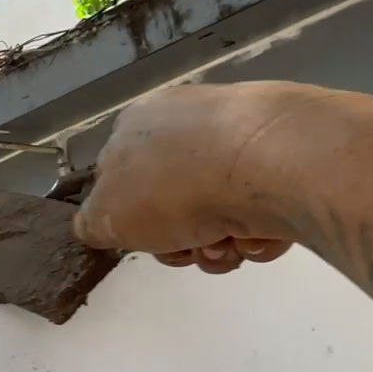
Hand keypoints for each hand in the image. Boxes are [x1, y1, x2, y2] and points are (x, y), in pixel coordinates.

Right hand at [72, 81, 343, 272]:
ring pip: (212, 216)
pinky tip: (257, 233)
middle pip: (168, 206)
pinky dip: (253, 233)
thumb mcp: (102, 218)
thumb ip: (89, 224)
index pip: (118, 181)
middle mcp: (184, 123)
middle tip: (186, 248)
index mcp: (135, 125)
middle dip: (176, 242)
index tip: (141, 239)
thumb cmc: (174, 187)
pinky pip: (256, 210)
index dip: (128, 221)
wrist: (271, 164)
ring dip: (213, 246)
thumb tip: (97, 224)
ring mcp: (236, 135)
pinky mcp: (282, 154)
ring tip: (226, 244)